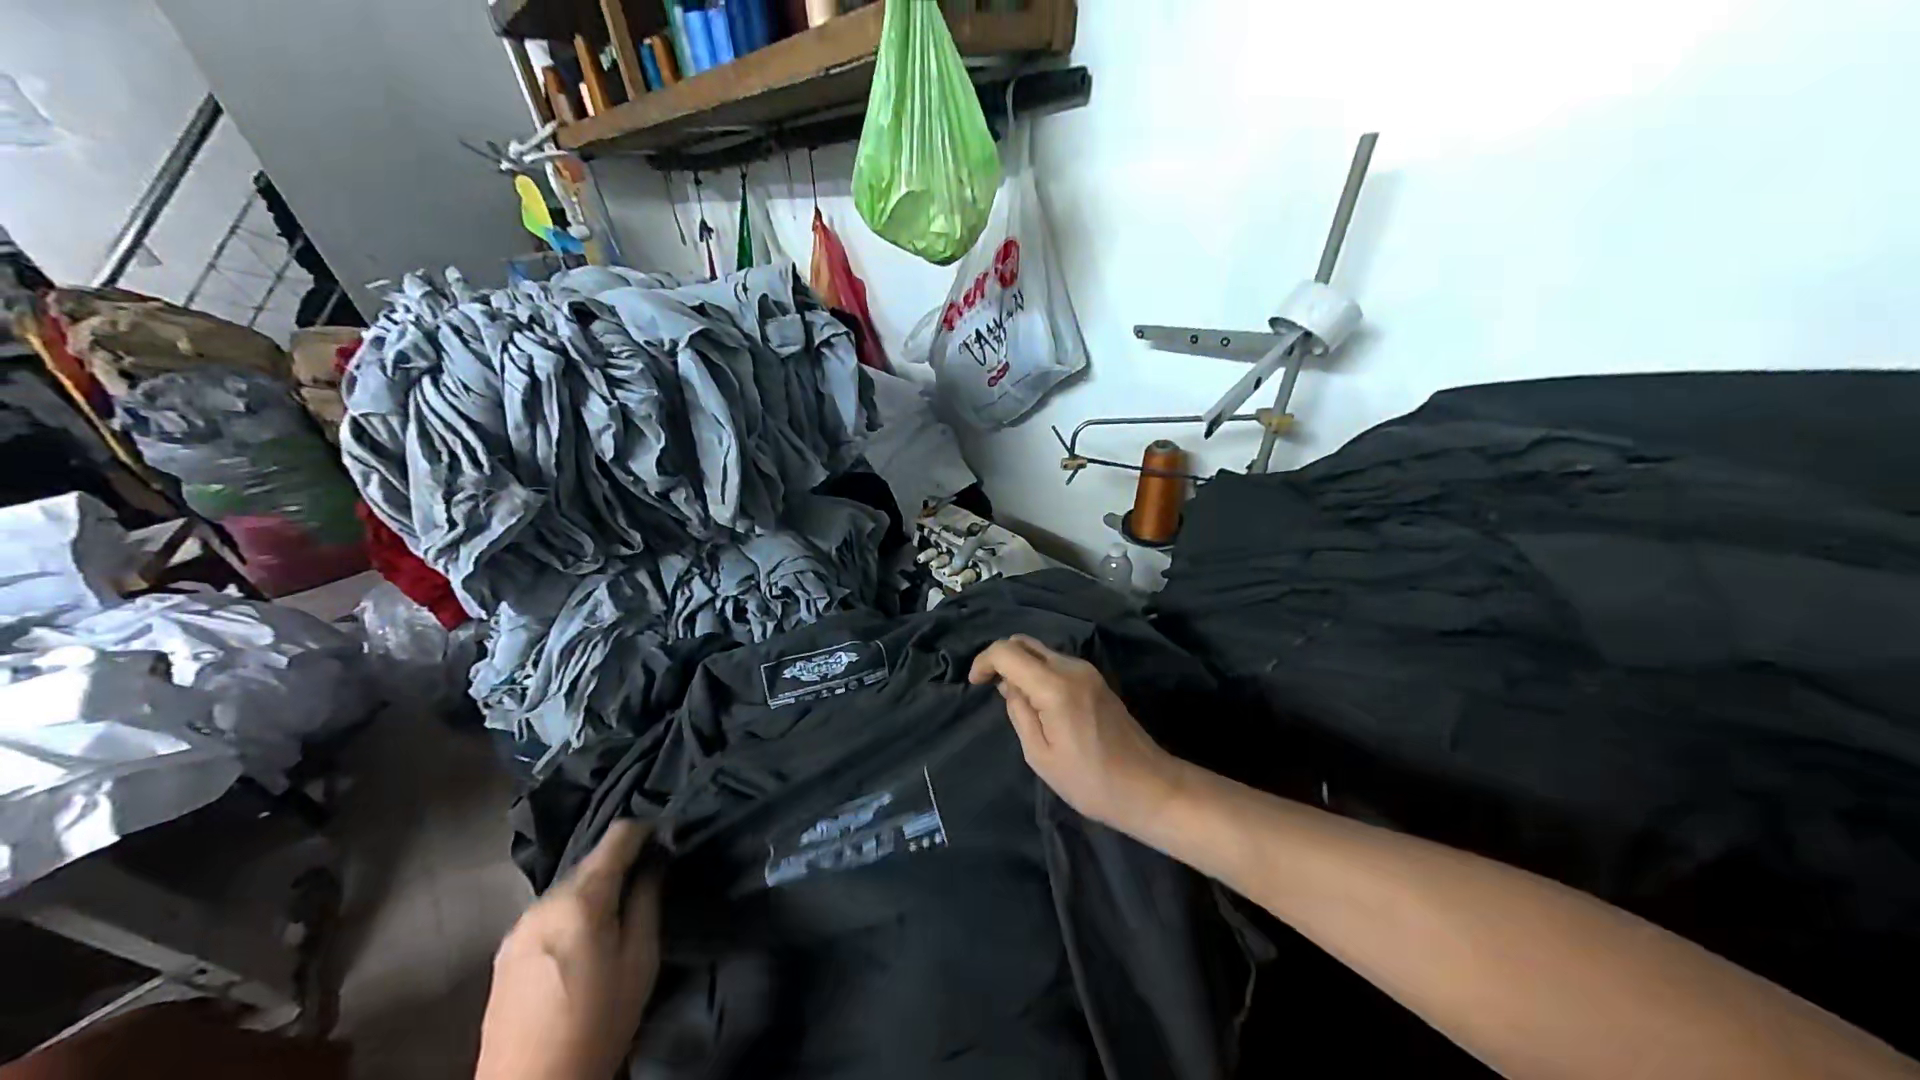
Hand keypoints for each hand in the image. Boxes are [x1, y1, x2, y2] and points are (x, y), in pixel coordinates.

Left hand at [476, 820, 661, 1079]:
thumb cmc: (599, 1023)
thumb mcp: (641, 960)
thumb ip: (648, 900)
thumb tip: (656, 859)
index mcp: (580, 900)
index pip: (618, 835)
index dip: (646, 830)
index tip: (667, 839)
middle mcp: (543, 902)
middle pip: (591, 861)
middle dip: (622, 862)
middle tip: (650, 880)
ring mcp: (518, 927)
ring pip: (569, 887)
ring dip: (597, 888)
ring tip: (620, 913)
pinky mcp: (506, 951)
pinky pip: (550, 912)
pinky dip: (574, 911)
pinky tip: (586, 939)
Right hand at [969, 634, 1185, 833]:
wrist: (1149, 787)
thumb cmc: (1090, 781)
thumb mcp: (1040, 755)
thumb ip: (1019, 713)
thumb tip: (1009, 687)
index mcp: (1055, 686)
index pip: (1008, 651)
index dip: (984, 661)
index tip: (975, 683)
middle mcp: (1072, 668)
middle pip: (1025, 642)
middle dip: (1001, 658)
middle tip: (989, 688)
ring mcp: (1088, 672)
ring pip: (1042, 651)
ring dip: (1021, 666)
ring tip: (1013, 700)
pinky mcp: (1097, 681)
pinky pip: (1057, 664)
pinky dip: (1038, 672)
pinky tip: (1037, 701)